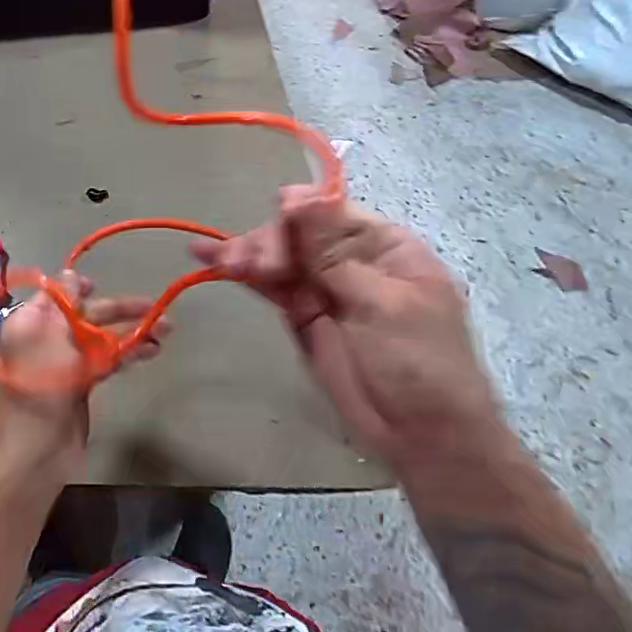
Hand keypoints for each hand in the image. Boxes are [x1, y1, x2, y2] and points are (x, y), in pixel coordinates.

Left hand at [0, 271, 166, 488]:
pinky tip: (152, 350)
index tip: (100, 285)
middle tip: (155, 307)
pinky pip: (105, 361)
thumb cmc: (40, 388)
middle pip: (85, 316)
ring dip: (130, 333)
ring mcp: (63, 363)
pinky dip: (126, 354)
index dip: (79, 288)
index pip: (55, 295)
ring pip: (100, 339)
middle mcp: (45, 338)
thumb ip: (64, 305)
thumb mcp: (50, 338)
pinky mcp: (79, 384)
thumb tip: (70, 273)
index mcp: (29, 323)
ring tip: (166, 330)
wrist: (36, 453)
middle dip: (118, 311)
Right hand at [191, 186, 501, 468]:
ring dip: (247, 253)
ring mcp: (324, 286)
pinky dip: (243, 272)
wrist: (421, 437)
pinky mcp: (301, 313)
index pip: (333, 212)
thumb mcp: (381, 302)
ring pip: (279, 256)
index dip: (301, 210)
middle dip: (271, 242)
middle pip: (298, 232)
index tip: (276, 213)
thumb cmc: (418, 363)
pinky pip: (270, 284)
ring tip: (219, 261)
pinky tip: (210, 260)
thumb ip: (332, 251)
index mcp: (385, 246)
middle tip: (248, 263)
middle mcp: (352, 258)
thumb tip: (299, 194)